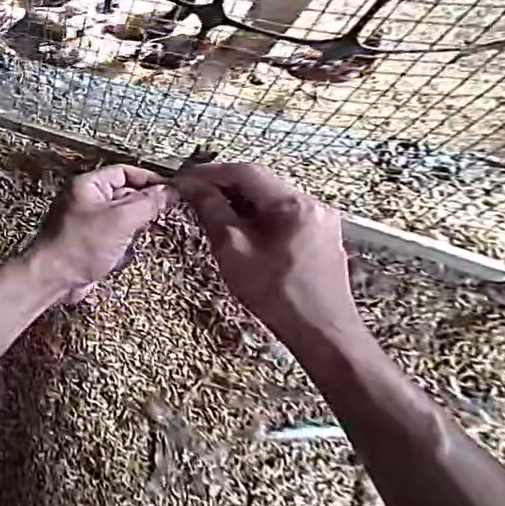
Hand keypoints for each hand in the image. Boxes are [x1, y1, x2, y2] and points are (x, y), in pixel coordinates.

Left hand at [31, 164, 177, 302]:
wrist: (53, 278)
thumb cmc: (80, 245)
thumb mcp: (121, 219)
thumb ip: (148, 203)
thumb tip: (169, 191)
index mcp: (87, 185)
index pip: (124, 172)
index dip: (149, 180)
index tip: (172, 191)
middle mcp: (85, 200)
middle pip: (125, 195)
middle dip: (142, 208)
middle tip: (160, 218)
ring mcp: (86, 222)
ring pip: (122, 219)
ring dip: (132, 231)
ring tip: (132, 241)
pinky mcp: (88, 242)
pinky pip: (114, 238)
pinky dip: (122, 246)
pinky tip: (120, 256)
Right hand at [169, 163, 363, 346]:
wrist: (322, 333)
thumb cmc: (275, 292)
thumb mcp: (232, 249)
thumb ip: (212, 211)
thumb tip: (191, 186)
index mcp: (294, 204)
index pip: (246, 172)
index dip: (209, 173)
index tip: (182, 180)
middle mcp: (312, 205)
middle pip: (260, 183)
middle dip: (222, 186)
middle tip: (191, 196)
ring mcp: (320, 221)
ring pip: (269, 200)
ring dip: (237, 202)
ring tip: (208, 213)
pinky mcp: (319, 237)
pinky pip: (281, 215)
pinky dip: (254, 216)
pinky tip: (236, 230)